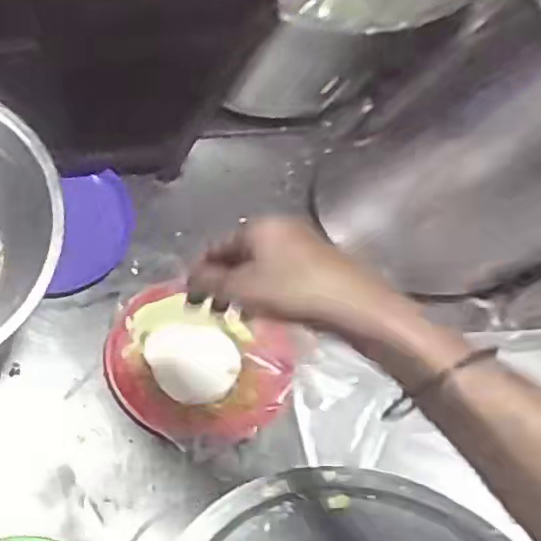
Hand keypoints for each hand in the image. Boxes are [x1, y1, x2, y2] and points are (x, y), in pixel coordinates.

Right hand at [186, 218, 410, 338]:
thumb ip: (209, 282)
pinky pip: (274, 274)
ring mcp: (298, 244)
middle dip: (219, 283)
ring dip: (238, 290)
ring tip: (231, 314)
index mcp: (258, 227)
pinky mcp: (313, 262)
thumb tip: (190, 279)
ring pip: (255, 267)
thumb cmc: (289, 290)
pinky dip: (259, 291)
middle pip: (236, 256)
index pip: (215, 248)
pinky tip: (258, 311)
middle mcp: (278, 228)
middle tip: (208, 310)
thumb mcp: (240, 288)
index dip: (199, 273)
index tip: (189, 298)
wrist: (350, 303)